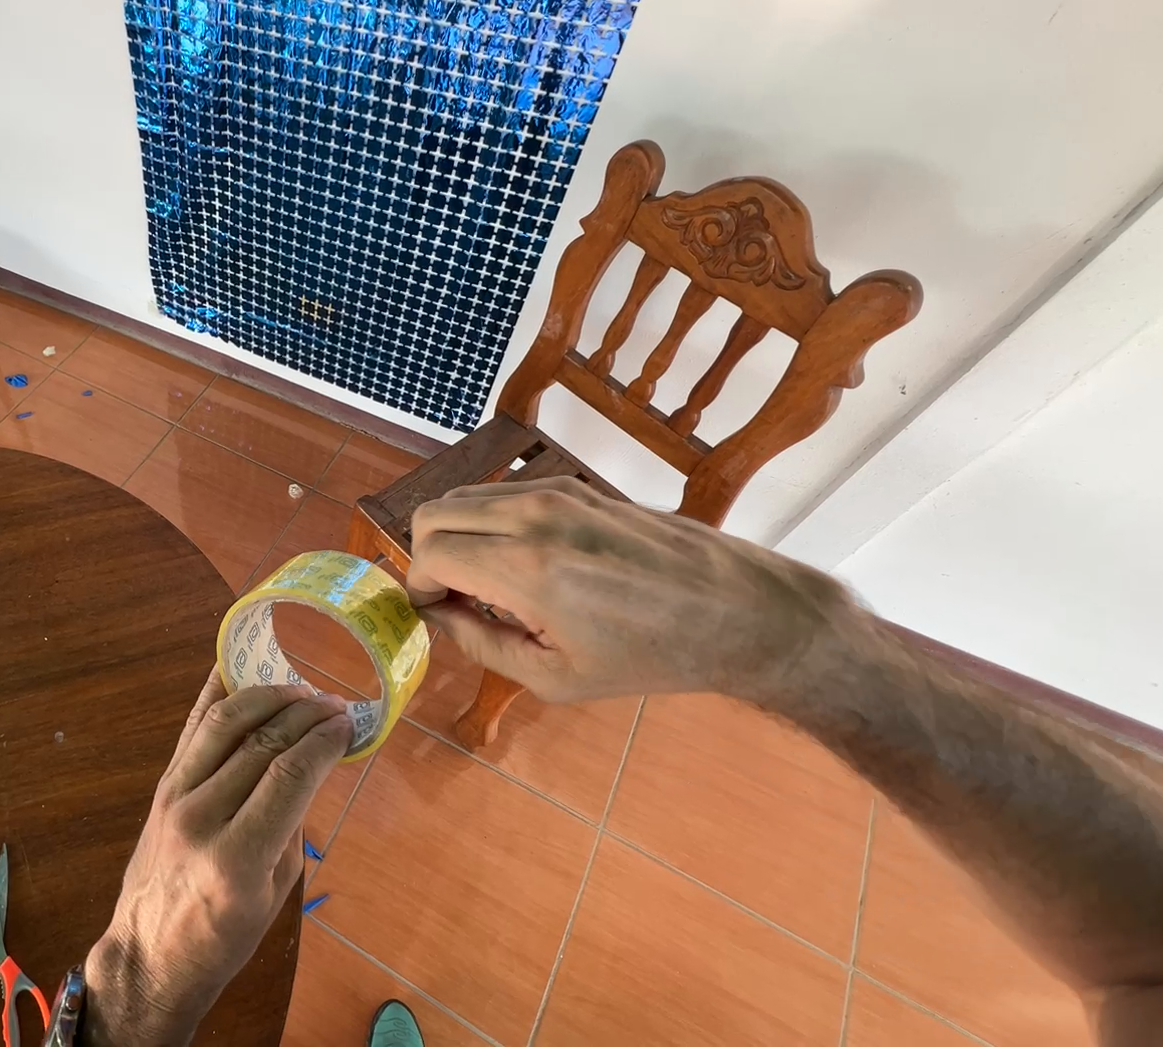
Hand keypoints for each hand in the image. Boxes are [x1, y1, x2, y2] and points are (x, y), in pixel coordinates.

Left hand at [84, 668, 351, 1045]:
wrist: (148, 953)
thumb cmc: (223, 937)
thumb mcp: (275, 891)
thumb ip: (291, 822)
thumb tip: (309, 761)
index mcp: (237, 859)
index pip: (289, 777)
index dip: (323, 742)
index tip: (347, 724)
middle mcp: (201, 816)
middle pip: (262, 743)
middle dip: (304, 714)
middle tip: (334, 702)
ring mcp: (174, 794)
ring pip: (225, 722)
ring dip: (267, 696)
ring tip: (299, 688)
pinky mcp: (162, 783)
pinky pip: (192, 726)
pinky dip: (217, 692)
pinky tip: (239, 667)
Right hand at [405, 478, 860, 701]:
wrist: (743, 610)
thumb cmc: (652, 657)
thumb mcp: (555, 676)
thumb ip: (480, 643)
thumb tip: (437, 613)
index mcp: (525, 568)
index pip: (429, 553)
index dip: (419, 586)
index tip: (438, 611)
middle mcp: (532, 515)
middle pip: (433, 513)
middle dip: (427, 556)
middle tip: (456, 595)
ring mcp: (555, 492)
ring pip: (463, 497)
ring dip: (457, 537)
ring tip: (491, 581)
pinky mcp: (574, 485)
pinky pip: (501, 494)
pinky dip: (488, 523)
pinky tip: (524, 561)